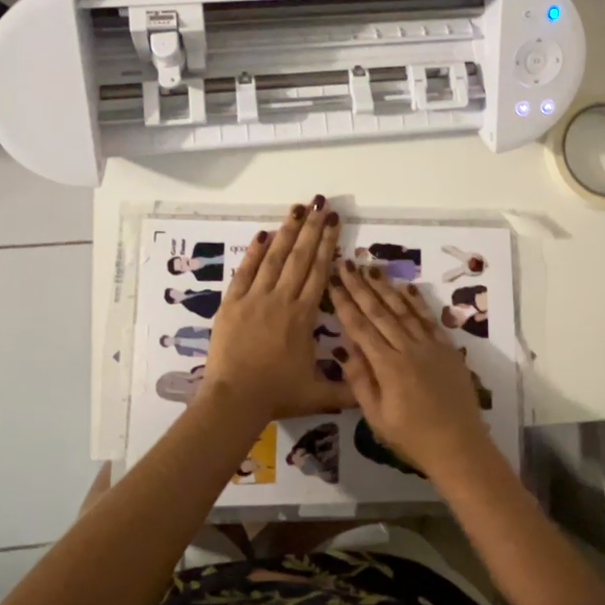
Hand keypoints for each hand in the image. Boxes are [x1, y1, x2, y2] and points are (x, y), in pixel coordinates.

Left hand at [203, 197, 352, 421]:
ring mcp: (254, 299)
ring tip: (297, 208)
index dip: (329, 245)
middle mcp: (281, 300)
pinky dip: (253, 252)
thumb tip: (373, 391)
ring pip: (274, 258)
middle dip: (312, 229)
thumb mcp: (318, 395)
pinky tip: (262, 234)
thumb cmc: (277, 395)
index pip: (320, 272)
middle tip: (321, 204)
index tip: (335, 223)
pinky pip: (244, 272)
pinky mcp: (231, 304)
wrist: (234, 399)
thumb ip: (347, 390)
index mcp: (304, 316)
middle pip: (300, 257)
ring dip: (286, 232)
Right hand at [329, 261, 493, 478]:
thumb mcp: (377, 418)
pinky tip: (406, 287)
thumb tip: (346, 351)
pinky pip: (428, 319)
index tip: (333, 283)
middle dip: (361, 286)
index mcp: (387, 367)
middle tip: (347, 264)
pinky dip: (416, 301)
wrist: (460, 447)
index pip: (360, 328)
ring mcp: (430, 346)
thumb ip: (361, 382)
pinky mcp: (447, 348)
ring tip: (371, 267)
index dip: (345, 304)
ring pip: (403, 309)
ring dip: (386, 287)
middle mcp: (408, 349)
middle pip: (380, 312)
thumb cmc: (413, 438)